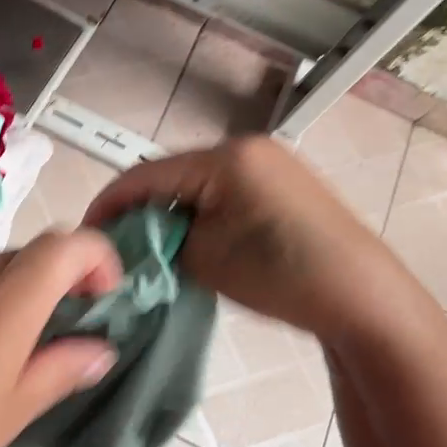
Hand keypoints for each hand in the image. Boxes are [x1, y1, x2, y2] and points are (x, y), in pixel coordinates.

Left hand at [0, 230, 124, 446]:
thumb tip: (97, 348)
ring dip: (8, 296)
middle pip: (25, 256)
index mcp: (6, 304)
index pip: (65, 245)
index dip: (96, 256)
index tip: (103, 294)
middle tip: (58, 330)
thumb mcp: (11, 411)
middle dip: (54, 280)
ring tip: (0, 354)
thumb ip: (60, 370)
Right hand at [84, 136, 431, 343]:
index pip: (143, 174)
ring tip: (150, 250)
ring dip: (169, 214)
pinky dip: (199, 216)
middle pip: (169, 175)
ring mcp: (271, 164)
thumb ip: (157, 239)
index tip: (85, 236)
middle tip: (116, 247)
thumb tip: (131, 237)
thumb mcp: (202, 258)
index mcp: (225, 156)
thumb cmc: (278, 274)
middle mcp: (248, 148)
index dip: (107, 206)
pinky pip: (223, 193)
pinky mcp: (284, 185)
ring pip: (196, 185)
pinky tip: (190, 244)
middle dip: (139, 210)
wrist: (361, 298)